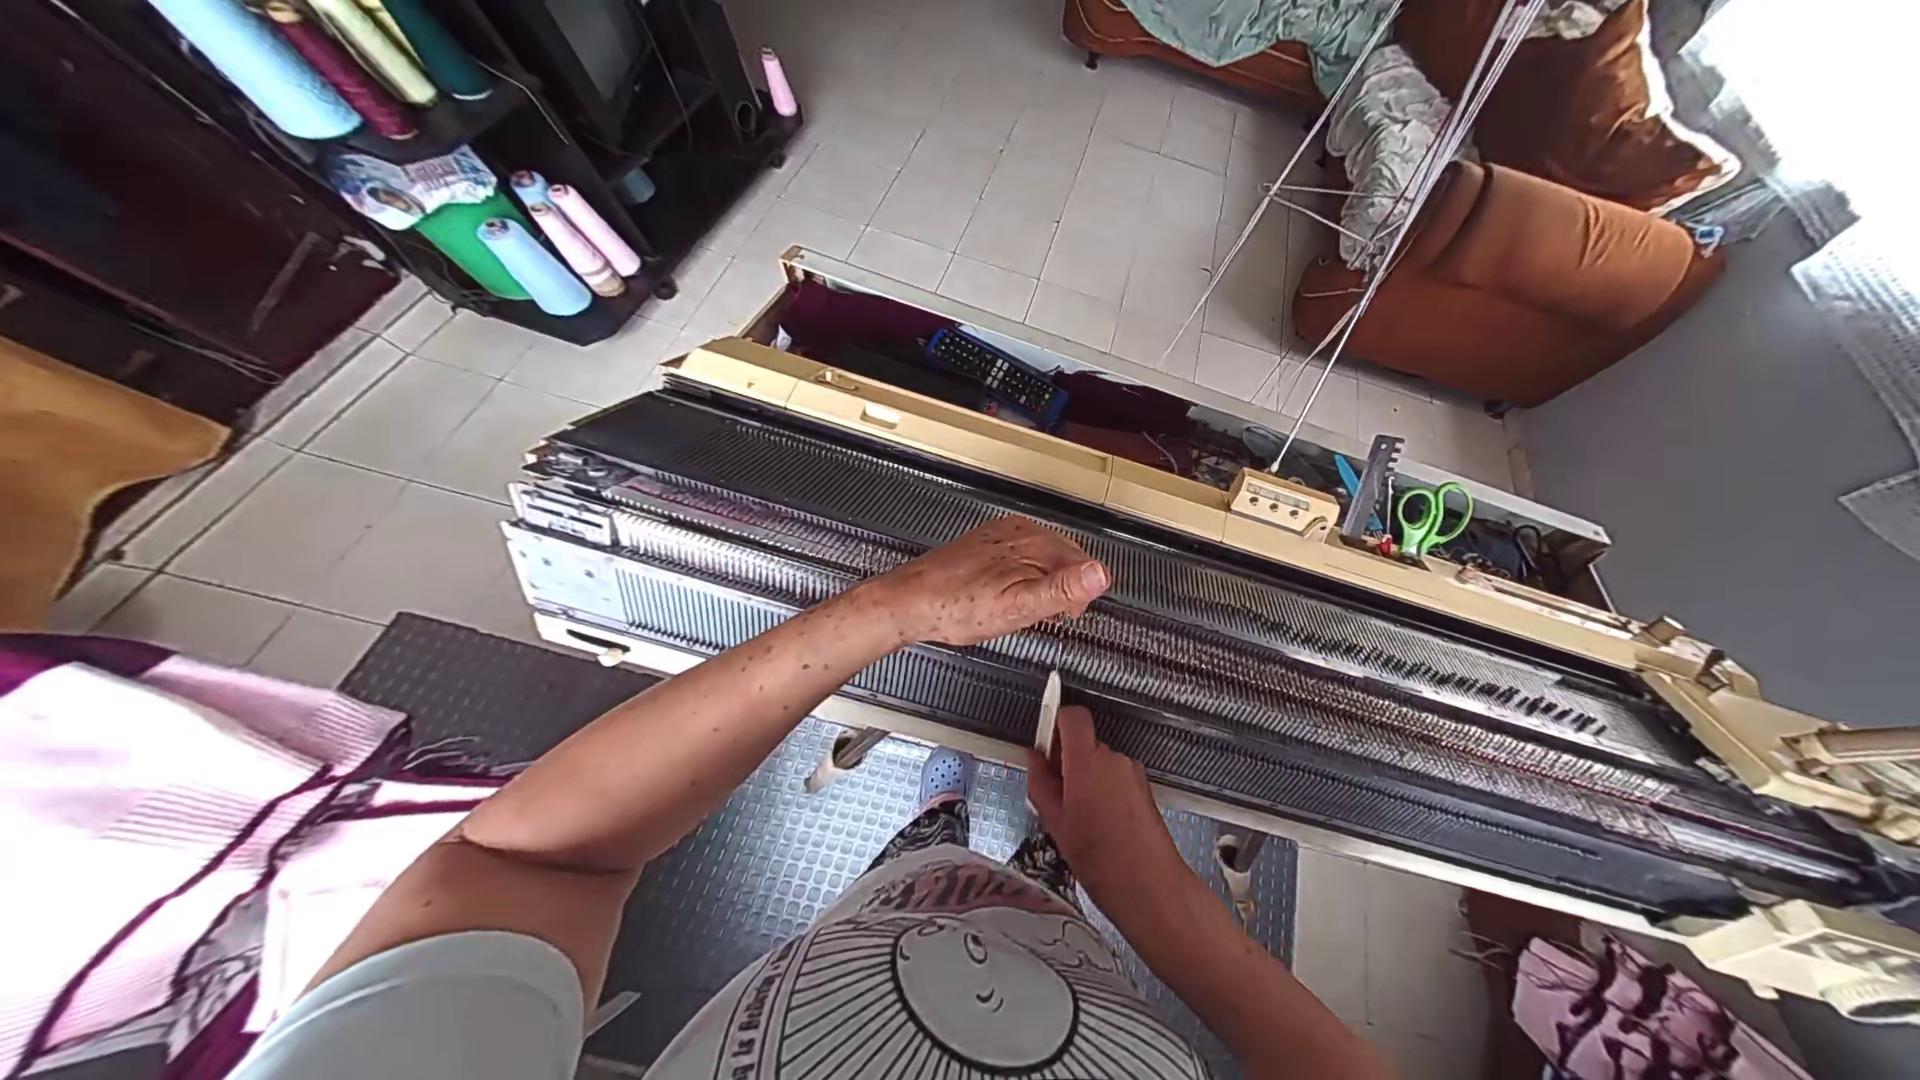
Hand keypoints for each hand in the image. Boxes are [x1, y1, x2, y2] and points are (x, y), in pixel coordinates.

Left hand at [858, 515, 1108, 645]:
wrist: (910, 603)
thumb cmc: (955, 606)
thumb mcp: (1018, 606)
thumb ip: (1062, 589)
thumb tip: (1099, 574)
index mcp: (1032, 541)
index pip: (1083, 564)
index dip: (1078, 596)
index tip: (1066, 615)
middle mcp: (1017, 532)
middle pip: (1063, 561)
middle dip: (1059, 591)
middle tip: (1040, 616)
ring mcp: (999, 538)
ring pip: (1040, 562)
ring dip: (1038, 586)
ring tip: (1018, 610)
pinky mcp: (984, 547)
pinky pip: (1017, 561)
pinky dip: (1018, 581)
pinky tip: (1002, 598)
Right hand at [1024, 706, 1189, 906]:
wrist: (1150, 887)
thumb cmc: (1102, 860)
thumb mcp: (1055, 822)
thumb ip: (1040, 782)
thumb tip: (1034, 759)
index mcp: (1088, 762)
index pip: (1073, 716)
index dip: (1056, 724)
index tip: (1045, 746)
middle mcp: (1114, 760)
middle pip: (1084, 741)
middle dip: (1067, 759)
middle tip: (1057, 792)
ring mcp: (1132, 772)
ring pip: (1100, 761)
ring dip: (1086, 777)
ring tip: (1080, 815)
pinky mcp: (1144, 787)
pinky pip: (1115, 775)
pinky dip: (1104, 789)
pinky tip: (1100, 821)